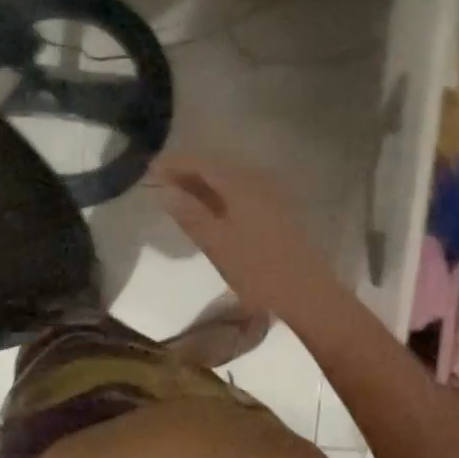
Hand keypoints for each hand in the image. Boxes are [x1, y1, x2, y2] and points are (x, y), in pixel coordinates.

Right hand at [150, 152, 339, 320]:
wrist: (307, 294)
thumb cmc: (258, 271)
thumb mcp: (217, 244)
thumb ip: (190, 214)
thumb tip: (164, 190)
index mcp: (241, 185)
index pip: (202, 163)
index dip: (174, 163)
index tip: (150, 168)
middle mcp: (258, 181)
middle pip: (217, 168)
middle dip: (188, 172)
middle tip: (161, 180)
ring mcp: (272, 196)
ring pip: (231, 180)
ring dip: (205, 184)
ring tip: (182, 195)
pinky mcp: (280, 212)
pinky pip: (243, 192)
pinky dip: (222, 195)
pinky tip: (213, 210)